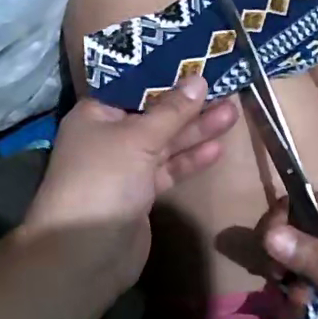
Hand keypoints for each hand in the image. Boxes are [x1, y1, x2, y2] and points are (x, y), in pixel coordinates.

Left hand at [21, 77, 238, 282]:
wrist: (85, 254)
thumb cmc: (103, 181)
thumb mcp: (138, 138)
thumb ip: (172, 111)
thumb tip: (199, 79)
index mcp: (96, 114)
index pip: (134, 87)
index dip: (166, 76)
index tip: (199, 64)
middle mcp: (109, 137)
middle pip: (154, 114)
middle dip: (189, 105)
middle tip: (227, 89)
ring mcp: (126, 167)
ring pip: (166, 143)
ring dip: (196, 131)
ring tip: (233, 114)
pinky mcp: (141, 193)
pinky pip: (169, 169)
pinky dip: (190, 160)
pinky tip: (217, 149)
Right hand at [258, 192, 317, 318]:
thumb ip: (314, 258)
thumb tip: (266, 235)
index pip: (303, 204)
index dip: (280, 229)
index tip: (272, 267)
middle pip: (306, 235)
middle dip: (292, 268)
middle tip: (296, 301)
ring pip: (316, 263)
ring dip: (305, 289)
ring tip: (307, 316)